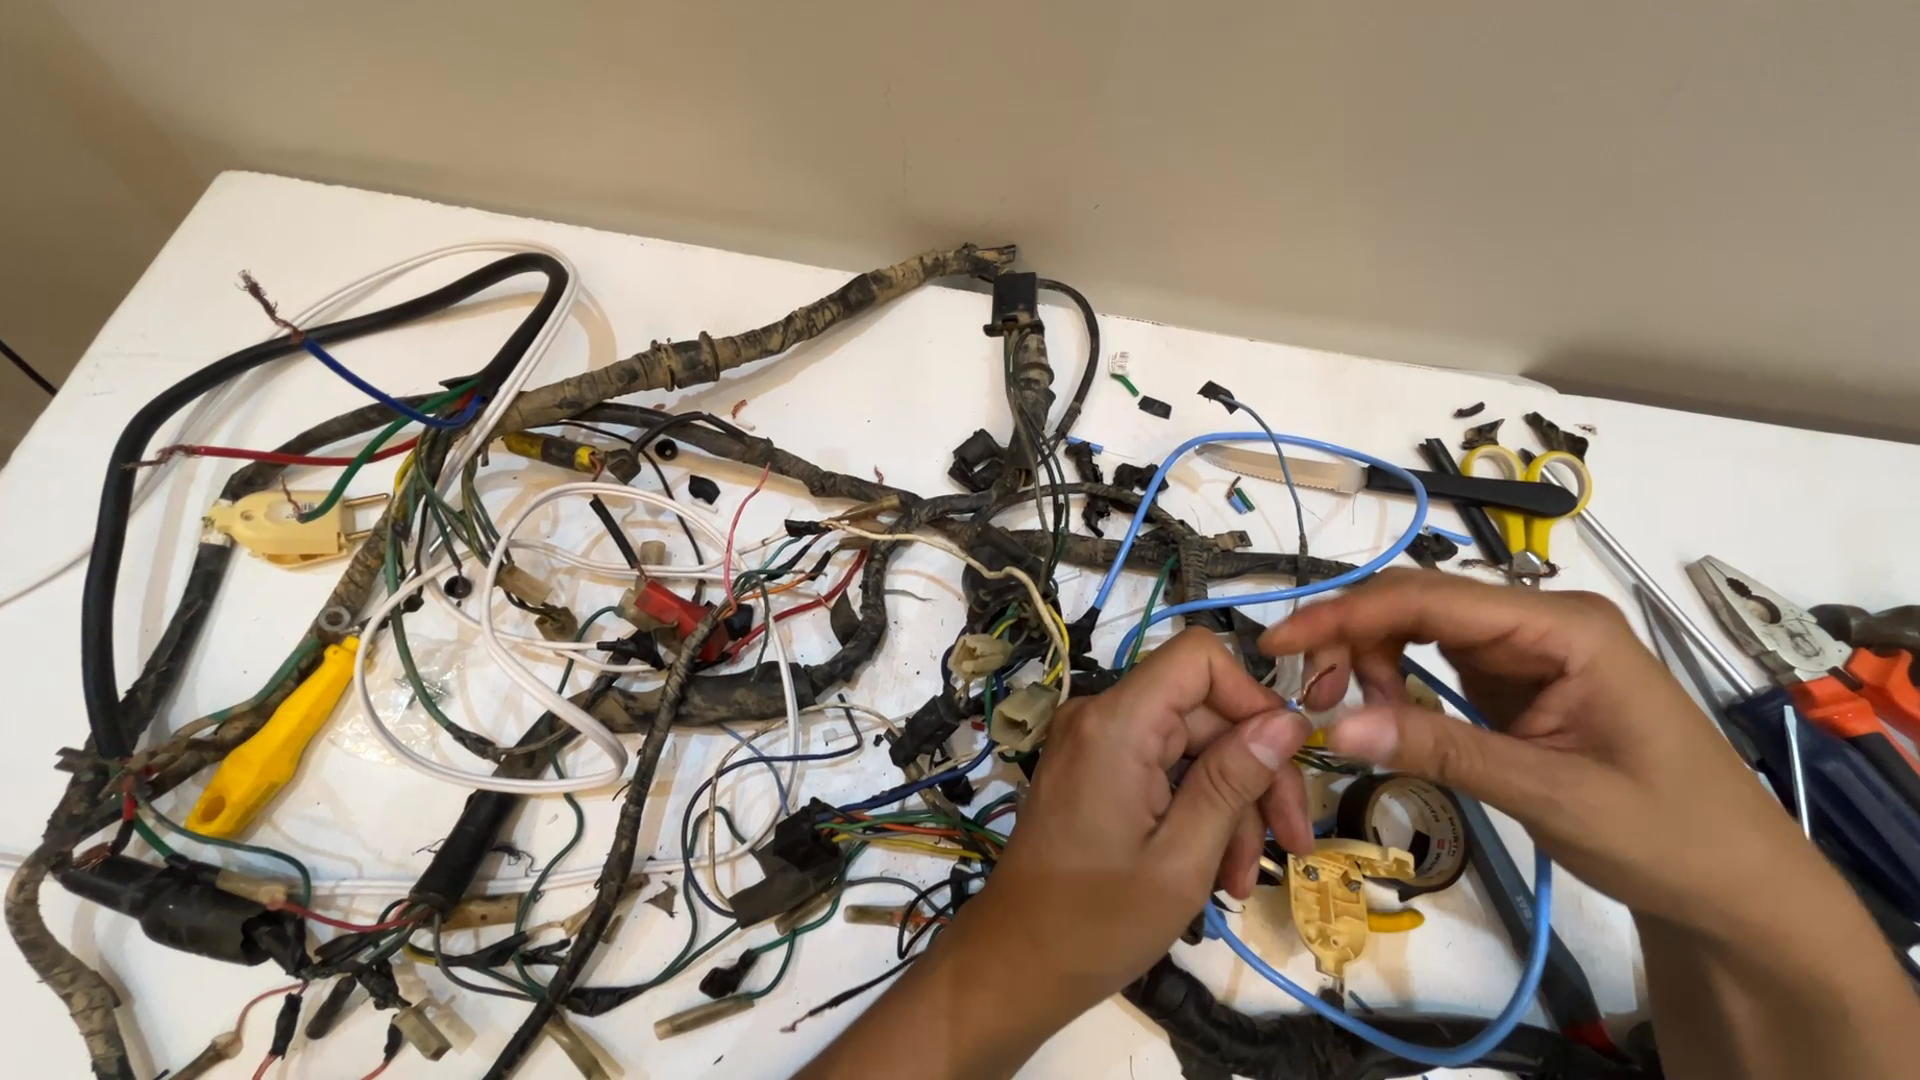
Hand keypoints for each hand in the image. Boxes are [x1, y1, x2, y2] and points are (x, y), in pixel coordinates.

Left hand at [944, 629, 1311, 1020]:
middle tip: (1289, 846)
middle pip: (1202, 710)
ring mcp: (1093, 742)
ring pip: (1189, 745)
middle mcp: (1099, 716)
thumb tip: (1289, 719)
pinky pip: (1160, 768)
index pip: (1198, 657)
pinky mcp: (1093, 769)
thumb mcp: (1183, 858)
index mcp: (1115, 723)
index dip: (1250, 698)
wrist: (1016, 961)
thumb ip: (1233, 780)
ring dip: (1228, 806)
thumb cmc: (1097, 922)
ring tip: (1241, 879)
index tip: (1285, 761)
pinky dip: (1194, 809)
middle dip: (1252, 774)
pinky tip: (1215, 868)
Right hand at [1262, 568, 1818, 932]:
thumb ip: (1443, 749)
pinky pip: (1428, 657)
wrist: (1734, 886)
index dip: (1344, 614)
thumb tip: (1334, 724)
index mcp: (1562, 627)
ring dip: (1365, 658)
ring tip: (1348, 709)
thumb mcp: (1553, 794)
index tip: (1278, 643)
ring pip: (1413, 626)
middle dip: (1349, 638)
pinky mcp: (1510, 675)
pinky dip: (1389, 677)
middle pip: (1413, 603)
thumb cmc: (1669, 835)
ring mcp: (1523, 647)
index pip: (1428, 599)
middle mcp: (1538, 621)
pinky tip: (1381, 709)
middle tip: (1309, 694)